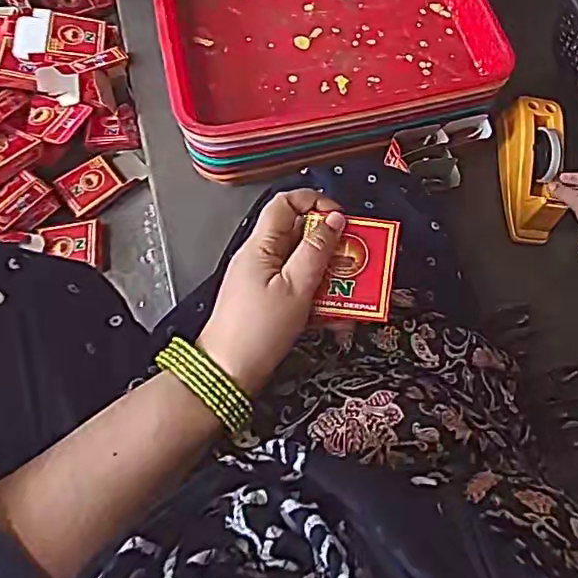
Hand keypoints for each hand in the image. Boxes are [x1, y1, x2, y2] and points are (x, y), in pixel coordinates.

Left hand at [198, 189, 344, 394]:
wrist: (227, 375)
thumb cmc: (255, 333)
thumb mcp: (296, 287)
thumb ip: (317, 250)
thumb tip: (335, 220)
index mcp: (261, 245)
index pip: (287, 202)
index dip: (316, 202)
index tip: (340, 220)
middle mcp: (261, 257)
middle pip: (301, 232)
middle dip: (331, 244)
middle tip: (351, 257)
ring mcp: (264, 278)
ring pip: (304, 261)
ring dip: (329, 273)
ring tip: (346, 290)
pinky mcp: (269, 299)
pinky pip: (299, 284)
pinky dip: (318, 294)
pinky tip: (332, 313)